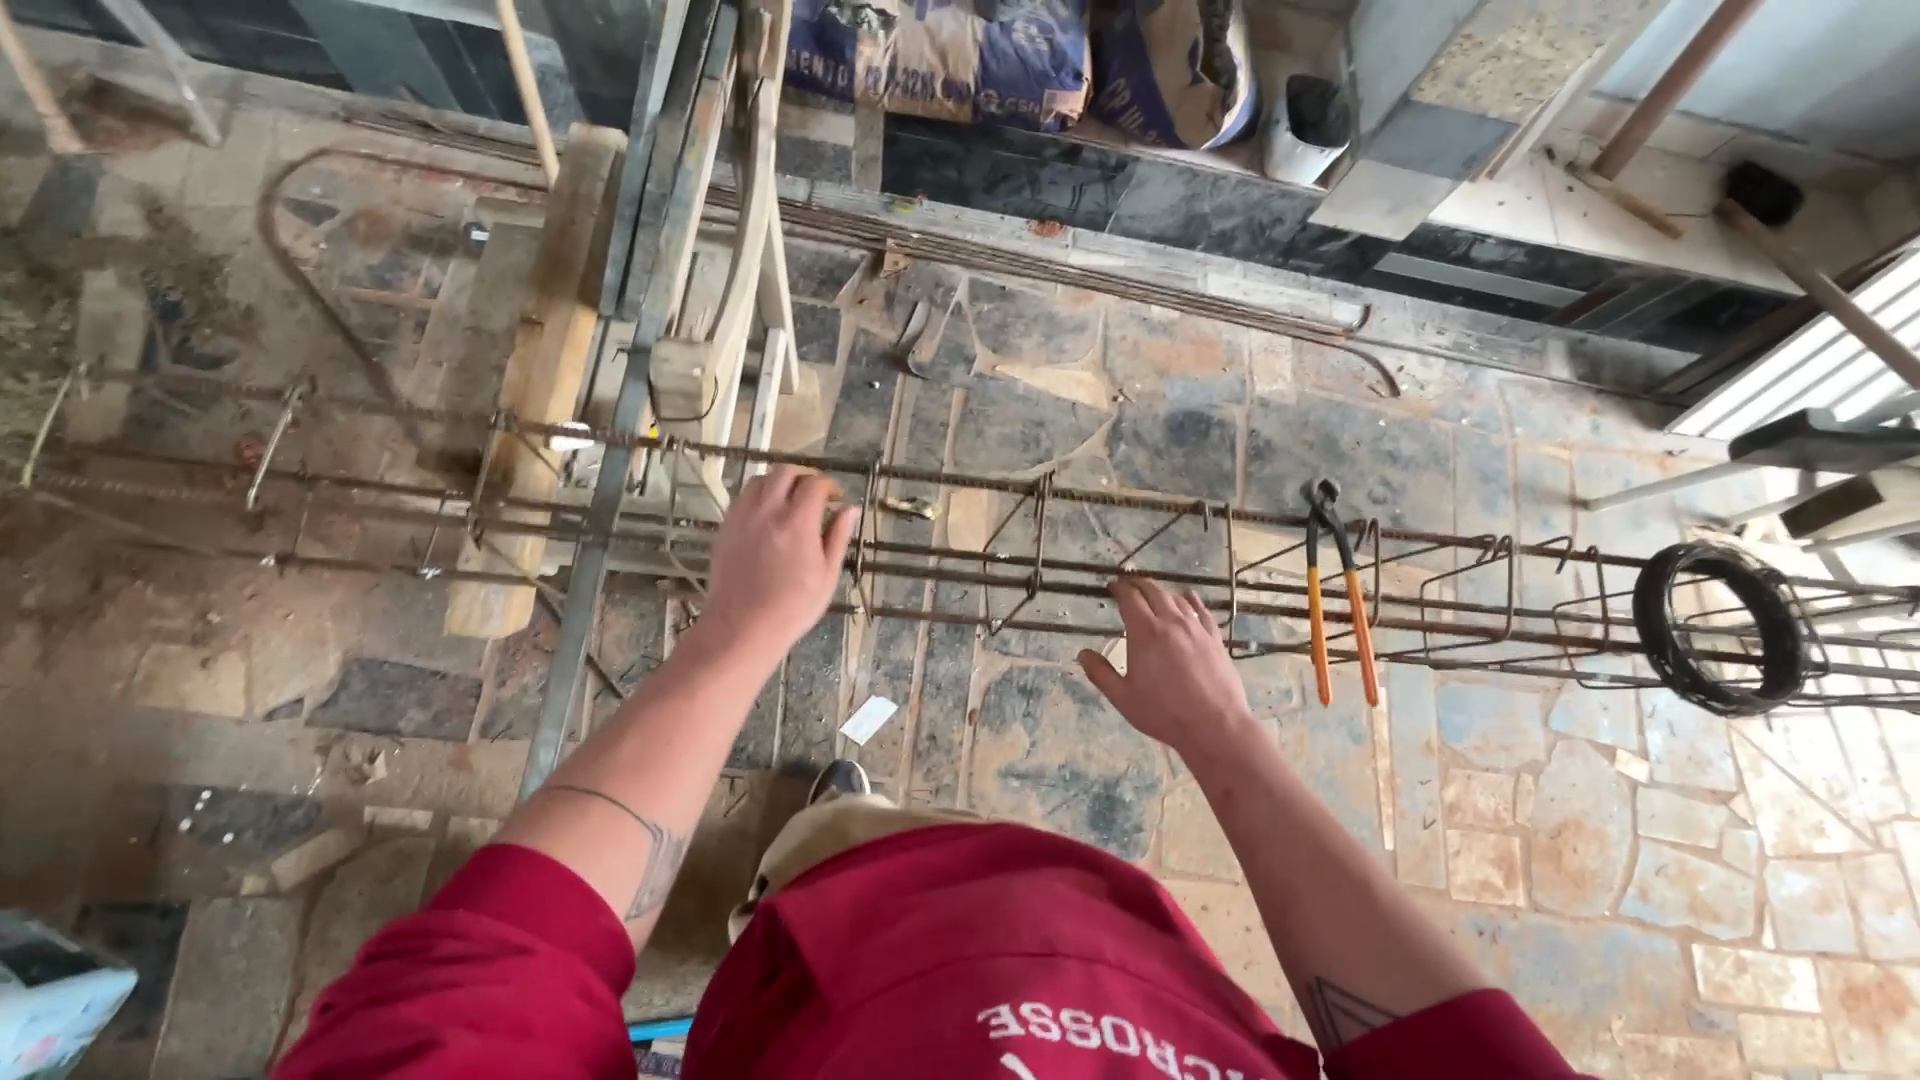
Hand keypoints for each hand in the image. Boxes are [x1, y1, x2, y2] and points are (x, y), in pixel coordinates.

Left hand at [701, 465, 858, 655]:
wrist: (743, 626)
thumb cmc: (793, 607)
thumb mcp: (827, 575)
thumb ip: (838, 537)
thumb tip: (850, 509)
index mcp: (798, 521)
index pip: (815, 484)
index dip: (828, 486)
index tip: (835, 497)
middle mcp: (768, 511)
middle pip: (784, 472)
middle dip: (803, 476)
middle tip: (813, 493)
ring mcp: (742, 517)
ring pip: (759, 480)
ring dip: (777, 483)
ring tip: (788, 501)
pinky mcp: (725, 528)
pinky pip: (741, 498)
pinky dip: (757, 497)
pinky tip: (766, 516)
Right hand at [1078, 576, 1256, 758]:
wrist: (1215, 724)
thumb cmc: (1164, 713)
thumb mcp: (1123, 698)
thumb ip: (1100, 673)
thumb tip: (1083, 654)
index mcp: (1145, 633)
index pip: (1129, 598)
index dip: (1119, 588)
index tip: (1111, 586)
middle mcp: (1171, 622)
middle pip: (1153, 591)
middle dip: (1138, 584)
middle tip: (1128, 585)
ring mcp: (1196, 628)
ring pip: (1177, 598)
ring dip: (1161, 591)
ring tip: (1153, 593)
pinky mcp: (1214, 638)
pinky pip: (1201, 610)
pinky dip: (1190, 599)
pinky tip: (1188, 598)